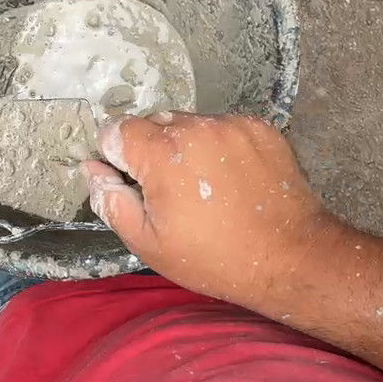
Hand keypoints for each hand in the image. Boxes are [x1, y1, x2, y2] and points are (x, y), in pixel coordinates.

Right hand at [82, 113, 341, 313]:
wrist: (290, 257)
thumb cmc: (214, 257)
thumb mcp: (148, 242)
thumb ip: (111, 200)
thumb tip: (92, 169)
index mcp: (162, 153)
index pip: (117, 130)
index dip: (118, 157)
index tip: (134, 184)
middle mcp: (196, 126)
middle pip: (154, 124)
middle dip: (152, 151)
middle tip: (172, 193)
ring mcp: (231, 124)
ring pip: (189, 124)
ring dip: (186, 147)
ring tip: (205, 187)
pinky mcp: (260, 127)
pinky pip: (222, 127)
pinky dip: (218, 146)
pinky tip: (231, 179)